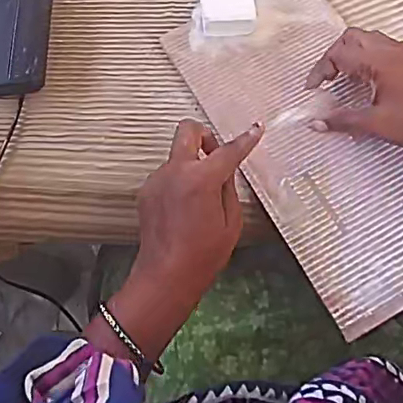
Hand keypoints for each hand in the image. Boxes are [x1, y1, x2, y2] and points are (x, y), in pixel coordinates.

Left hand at [128, 120, 262, 291]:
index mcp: (201, 179)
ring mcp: (156, 179)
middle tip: (216, 156)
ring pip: (177, 157)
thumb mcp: (231, 222)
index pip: (228, 150)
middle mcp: (175, 171)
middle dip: (205, 136)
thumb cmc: (204, 254)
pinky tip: (184, 210)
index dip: (245, 139)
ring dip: (191, 166)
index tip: (256, 128)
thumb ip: (228, 188)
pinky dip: (179, 182)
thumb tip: (224, 170)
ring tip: (201, 199)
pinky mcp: (146, 190)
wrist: (165, 275)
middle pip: (187, 130)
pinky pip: (167, 176)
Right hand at [305, 27, 402, 151]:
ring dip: (351, 53)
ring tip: (343, 77)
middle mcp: (392, 51)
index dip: (320, 71)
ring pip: (368, 40)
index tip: (314, 87)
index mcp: (380, 61)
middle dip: (333, 55)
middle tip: (325, 77)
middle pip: (351, 38)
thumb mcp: (376, 124)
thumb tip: (318, 121)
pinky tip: (367, 80)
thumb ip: (342, 120)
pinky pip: (383, 48)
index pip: (338, 54)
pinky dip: (368, 57)